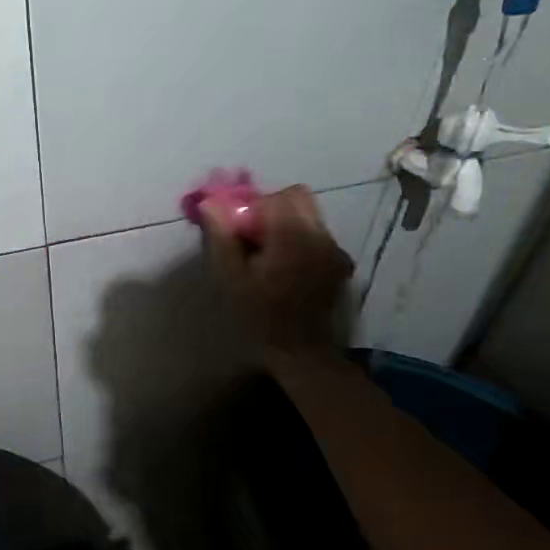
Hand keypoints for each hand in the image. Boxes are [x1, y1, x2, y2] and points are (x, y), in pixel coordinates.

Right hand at [199, 185, 354, 360]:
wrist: (301, 352)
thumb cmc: (261, 317)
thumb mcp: (231, 279)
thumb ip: (220, 237)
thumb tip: (209, 203)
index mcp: (293, 235)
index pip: (274, 197)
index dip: (253, 209)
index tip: (241, 234)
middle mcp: (320, 234)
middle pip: (297, 197)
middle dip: (272, 209)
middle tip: (255, 239)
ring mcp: (334, 248)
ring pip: (310, 213)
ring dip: (288, 223)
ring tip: (271, 255)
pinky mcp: (340, 262)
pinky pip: (319, 234)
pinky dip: (302, 239)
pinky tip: (290, 267)